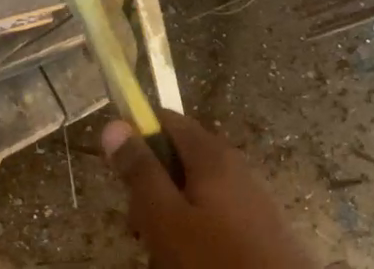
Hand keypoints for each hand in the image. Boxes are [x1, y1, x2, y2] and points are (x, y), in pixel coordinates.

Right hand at [105, 111, 317, 268]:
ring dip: (172, 219)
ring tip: (164, 256)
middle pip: (178, 159)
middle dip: (153, 189)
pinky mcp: (260, 232)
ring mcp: (250, 200)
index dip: (137, 136)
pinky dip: (196, 236)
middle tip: (141, 226)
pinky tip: (190, 262)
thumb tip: (114, 124)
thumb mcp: (166, 219)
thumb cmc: (217, 262)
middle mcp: (233, 167)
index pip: (165, 119)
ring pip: (194, 195)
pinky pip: (215, 220)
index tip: (121, 170)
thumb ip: (140, 171)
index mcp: (212, 154)